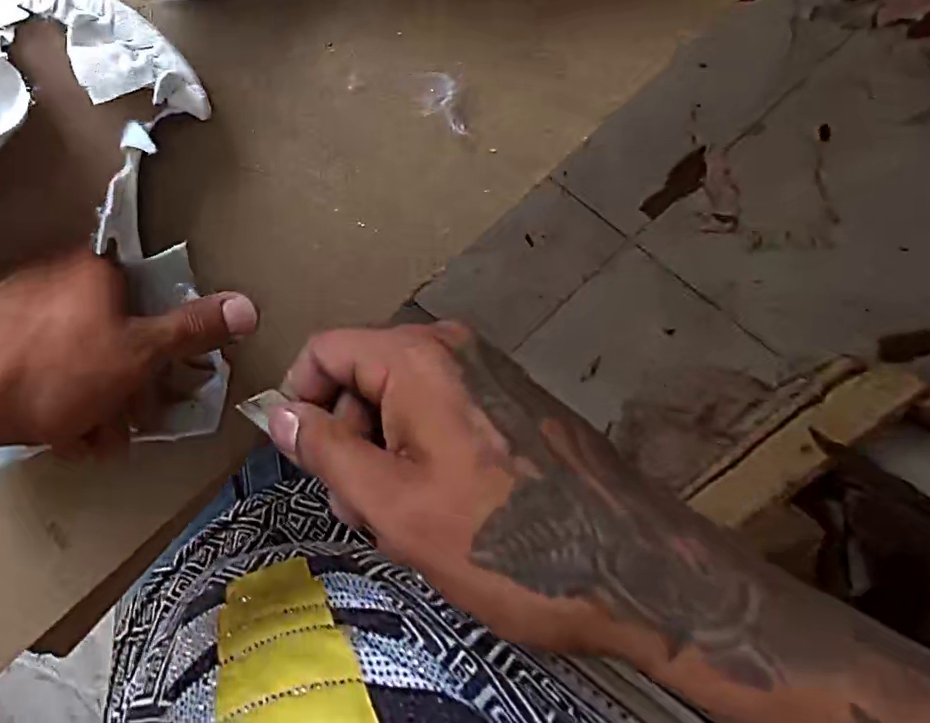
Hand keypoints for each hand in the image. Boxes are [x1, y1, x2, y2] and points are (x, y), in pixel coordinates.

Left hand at [0, 249, 256, 453]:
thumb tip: (246, 305)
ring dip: (87, 400)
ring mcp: (18, 301)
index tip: (154, 387)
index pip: (144, 301)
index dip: (153, 350)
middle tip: (119, 423)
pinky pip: (35, 360)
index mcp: (95, 271)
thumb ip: (191, 330)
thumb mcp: (136, 355)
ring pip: (72, 353)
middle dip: (120, 387)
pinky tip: (48, 428)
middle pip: (108, 333)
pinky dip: (49, 393)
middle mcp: (56, 275)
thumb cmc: (55, 369)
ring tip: (81, 435)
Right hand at [266, 322, 655, 657]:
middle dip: (344, 434)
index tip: (299, 453)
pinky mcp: (510, 395)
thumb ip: (323, 450)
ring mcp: (485, 368)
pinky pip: (437, 404)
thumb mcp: (392, 505)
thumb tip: (277, 413)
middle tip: (354, 505)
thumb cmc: (509, 543)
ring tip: (396, 515)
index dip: (297, 397)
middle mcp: (449, 347)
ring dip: (380, 447)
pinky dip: (418, 445)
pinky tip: (438, 501)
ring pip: (396, 393)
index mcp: (415, 358)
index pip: (323, 350)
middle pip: (360, 373)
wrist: (652, 582)